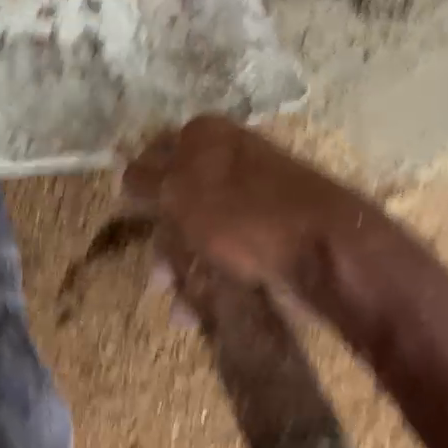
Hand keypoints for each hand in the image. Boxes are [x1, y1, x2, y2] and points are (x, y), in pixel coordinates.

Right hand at [124, 116, 380, 288]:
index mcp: (204, 135)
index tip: (128, 219)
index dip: (139, 189)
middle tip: (156, 277)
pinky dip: (215, 280)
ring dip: (186, 270)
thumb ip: (145, 180)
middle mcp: (229, 158)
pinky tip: (202, 311)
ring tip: (180, 307)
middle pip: (179, 198)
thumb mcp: (177, 192)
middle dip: (165, 242)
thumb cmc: (239, 212)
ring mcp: (256, 195)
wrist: (327, 249)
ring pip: (205, 232)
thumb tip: (120, 170)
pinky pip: (233, 254)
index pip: (155, 154)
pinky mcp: (276, 232)